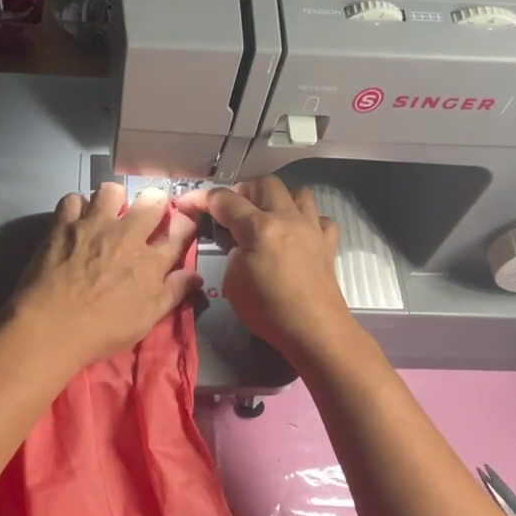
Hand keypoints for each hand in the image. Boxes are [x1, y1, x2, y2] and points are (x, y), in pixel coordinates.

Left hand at [5, 183, 201, 369]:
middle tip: (148, 211)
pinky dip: (77, 207)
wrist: (51, 327)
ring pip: (111, 191)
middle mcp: (126, 235)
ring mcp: (93, 225)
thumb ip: (173, 293)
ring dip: (114, 199)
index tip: (182, 224)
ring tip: (108, 212)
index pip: (179, 231)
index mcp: (150, 261)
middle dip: (155, 200)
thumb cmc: (102, 330)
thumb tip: (194, 275)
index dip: (185, 223)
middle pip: (151, 201)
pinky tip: (76, 220)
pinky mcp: (63, 225)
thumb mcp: (147, 319)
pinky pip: (73, 199)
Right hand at [190, 176, 358, 362]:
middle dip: (243, 190)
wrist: (315, 331)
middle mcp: (287, 219)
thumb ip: (234, 256)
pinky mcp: (328, 245)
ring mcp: (312, 229)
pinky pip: (319, 218)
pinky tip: (298, 234)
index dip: (202, 198)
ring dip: (278, 199)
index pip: (226, 201)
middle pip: (265, 184)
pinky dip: (307, 220)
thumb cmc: (269, 311)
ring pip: (297, 193)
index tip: (187, 203)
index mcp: (259, 228)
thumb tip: (243, 247)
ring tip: (267, 216)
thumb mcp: (233, 284)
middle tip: (232, 210)